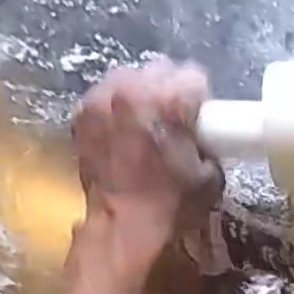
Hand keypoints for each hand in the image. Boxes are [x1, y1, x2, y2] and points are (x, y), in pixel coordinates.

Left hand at [70, 59, 223, 280]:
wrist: (123, 224)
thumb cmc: (170, 205)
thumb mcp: (210, 180)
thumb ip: (210, 147)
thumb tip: (202, 139)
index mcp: (169, 101)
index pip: (195, 77)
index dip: (201, 100)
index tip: (201, 120)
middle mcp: (133, 88)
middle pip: (160, 70)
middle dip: (170, 91)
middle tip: (174, 123)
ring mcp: (102, 97)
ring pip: (130, 78)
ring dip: (141, 97)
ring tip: (145, 127)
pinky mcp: (82, 112)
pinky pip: (106, 97)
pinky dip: (117, 110)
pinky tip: (122, 136)